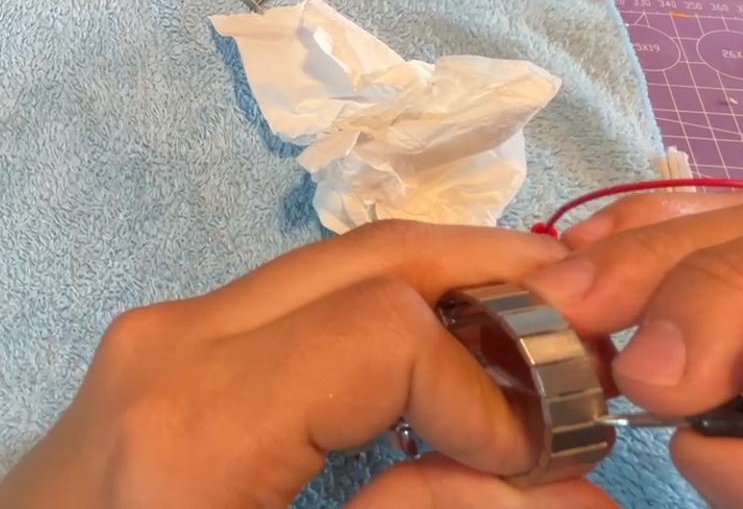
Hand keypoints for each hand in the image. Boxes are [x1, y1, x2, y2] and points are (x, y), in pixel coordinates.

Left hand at [0, 221, 614, 508]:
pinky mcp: (160, 338)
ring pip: (324, 266)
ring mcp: (160, 325)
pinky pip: (286, 301)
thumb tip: (558, 486)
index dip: (482, 385)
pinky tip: (426, 339)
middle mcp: (175, 335)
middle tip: (583, 305)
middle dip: (480, 272)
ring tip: (524, 317)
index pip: (379, 325)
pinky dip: (371, 310)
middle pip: (357, 257)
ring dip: (430, 281)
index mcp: (198, 417)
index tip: (536, 459)